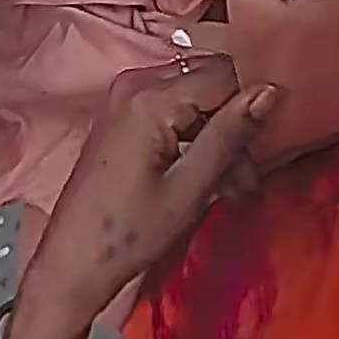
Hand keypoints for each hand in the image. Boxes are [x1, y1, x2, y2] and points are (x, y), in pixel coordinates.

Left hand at [4, 58, 277, 338]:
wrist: (69, 263)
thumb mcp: (188, 188)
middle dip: (235, 117)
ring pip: (194, 90)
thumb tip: (270, 91)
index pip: (223, 74)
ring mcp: (127, 91)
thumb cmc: (128, 233)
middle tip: (250, 170)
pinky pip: (173, 101)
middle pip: (208, 78)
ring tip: (234, 180)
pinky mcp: (124, 107)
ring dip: (218, 127)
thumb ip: (229, 134)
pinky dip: (194, 128)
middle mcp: (137, 80)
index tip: (269, 138)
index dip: (252, 100)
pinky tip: (207, 168)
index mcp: (150, 97)